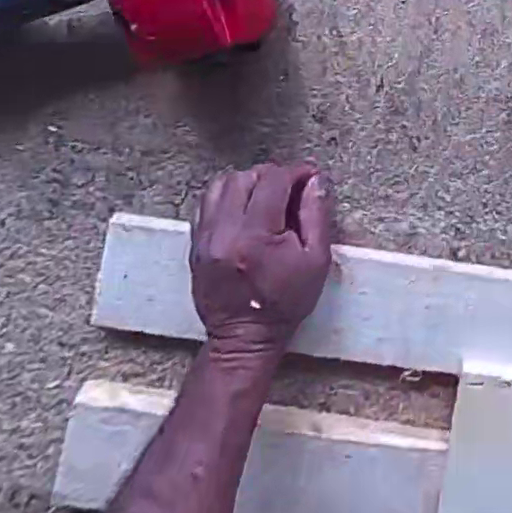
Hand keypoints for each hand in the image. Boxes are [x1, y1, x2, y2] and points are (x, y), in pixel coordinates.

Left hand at [190, 164, 332, 362]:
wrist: (243, 339)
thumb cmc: (283, 305)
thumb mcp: (316, 261)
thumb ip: (317, 214)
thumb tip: (316, 180)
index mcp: (255, 237)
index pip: (274, 181)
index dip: (296, 172)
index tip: (309, 176)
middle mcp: (224, 232)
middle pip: (246, 176)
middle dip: (272, 176)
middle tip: (289, 188)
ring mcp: (205, 237)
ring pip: (222, 184)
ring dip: (247, 182)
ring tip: (265, 196)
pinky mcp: (194, 243)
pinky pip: (206, 202)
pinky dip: (227, 196)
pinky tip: (244, 208)